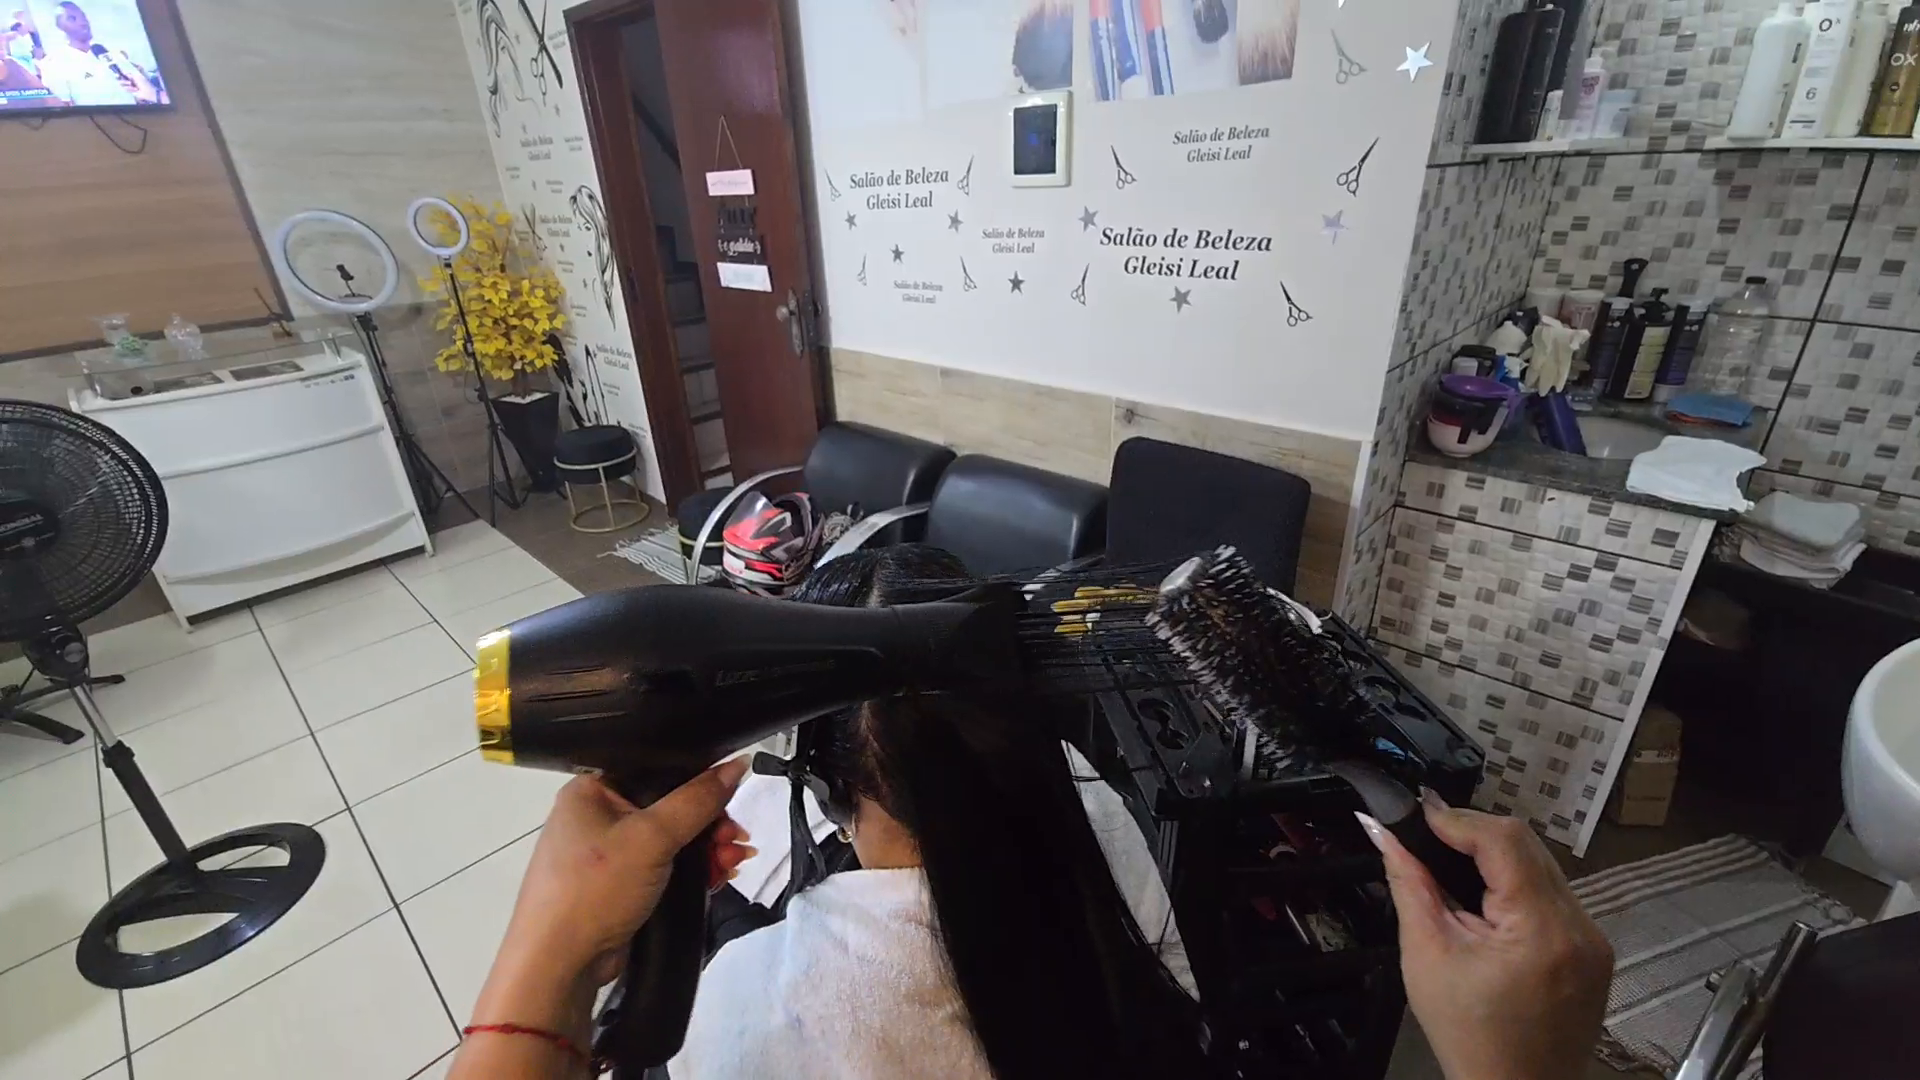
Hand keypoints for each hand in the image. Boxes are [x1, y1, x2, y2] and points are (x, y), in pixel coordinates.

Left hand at [499, 759, 754, 989]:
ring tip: (736, 861)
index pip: (657, 767)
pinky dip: (695, 867)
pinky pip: (668, 863)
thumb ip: (698, 799)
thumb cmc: (595, 890)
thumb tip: (739, 763)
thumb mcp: (652, 838)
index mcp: (593, 790)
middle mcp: (599, 814)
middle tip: (737, 838)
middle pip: (672, 804)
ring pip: (674, 836)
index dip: (699, 778)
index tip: (732, 797)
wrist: (557, 972)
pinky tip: (722, 874)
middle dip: (711, 823)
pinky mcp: (622, 884)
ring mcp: (609, 852)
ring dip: (709, 847)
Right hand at [1364, 795, 1611, 1079]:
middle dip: (1470, 830)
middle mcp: (1581, 928)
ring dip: (1490, 851)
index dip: (1456, 818)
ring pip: (1538, 861)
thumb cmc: (1466, 1030)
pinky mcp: (1590, 949)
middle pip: (1526, 844)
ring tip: (1443, 859)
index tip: (1415, 814)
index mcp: (1543, 930)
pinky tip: (1477, 890)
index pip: (1504, 841)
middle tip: (1421, 833)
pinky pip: (1548, 888)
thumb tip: (1379, 829)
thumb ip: (1408, 881)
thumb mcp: (1425, 951)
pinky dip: (1509, 875)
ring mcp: (1592, 939)